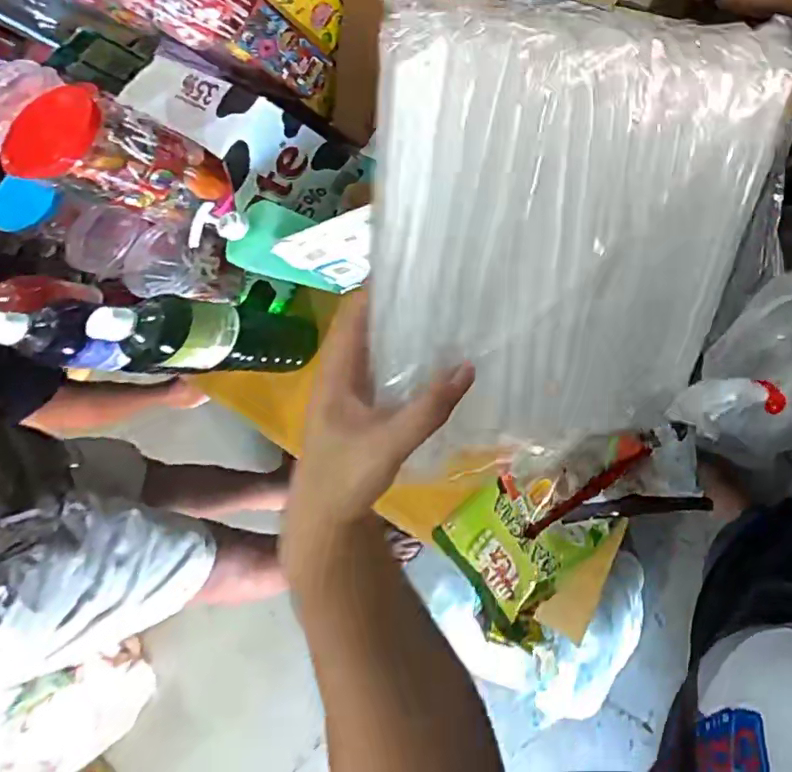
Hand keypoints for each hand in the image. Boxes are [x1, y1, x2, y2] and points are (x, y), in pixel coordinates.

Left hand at [285, 289, 474, 539]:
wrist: (323, 521)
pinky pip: (381, 370)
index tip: (410, 270)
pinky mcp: (360, 408)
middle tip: (436, 289)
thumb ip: (428, 409)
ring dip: (399, 332)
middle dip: (395, 306)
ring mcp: (348, 391)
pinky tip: (429, 358)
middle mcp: (339, 374)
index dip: (376, 289)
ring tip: (438, 314)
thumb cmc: (345, 478)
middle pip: (365, 327)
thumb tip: (467, 368)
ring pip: (374, 348)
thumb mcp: (390, 443)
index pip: (353, 315)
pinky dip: (402, 358)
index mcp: (336, 372)